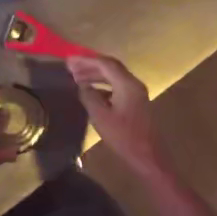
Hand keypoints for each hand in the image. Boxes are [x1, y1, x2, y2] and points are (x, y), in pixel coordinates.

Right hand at [67, 54, 169, 178]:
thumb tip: (82, 85)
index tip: (69, 60)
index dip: (86, 60)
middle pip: (111, 67)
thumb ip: (89, 97)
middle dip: (90, 65)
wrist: (147, 155)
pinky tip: (91, 91)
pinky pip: (117, 86)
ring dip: (96, 75)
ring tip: (77, 77)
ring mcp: (137, 93)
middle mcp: (134, 84)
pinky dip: (103, 85)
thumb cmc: (123, 137)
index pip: (105, 64)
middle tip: (71, 67)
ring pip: (114, 77)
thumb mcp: (100, 117)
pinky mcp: (136, 102)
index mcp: (127, 84)